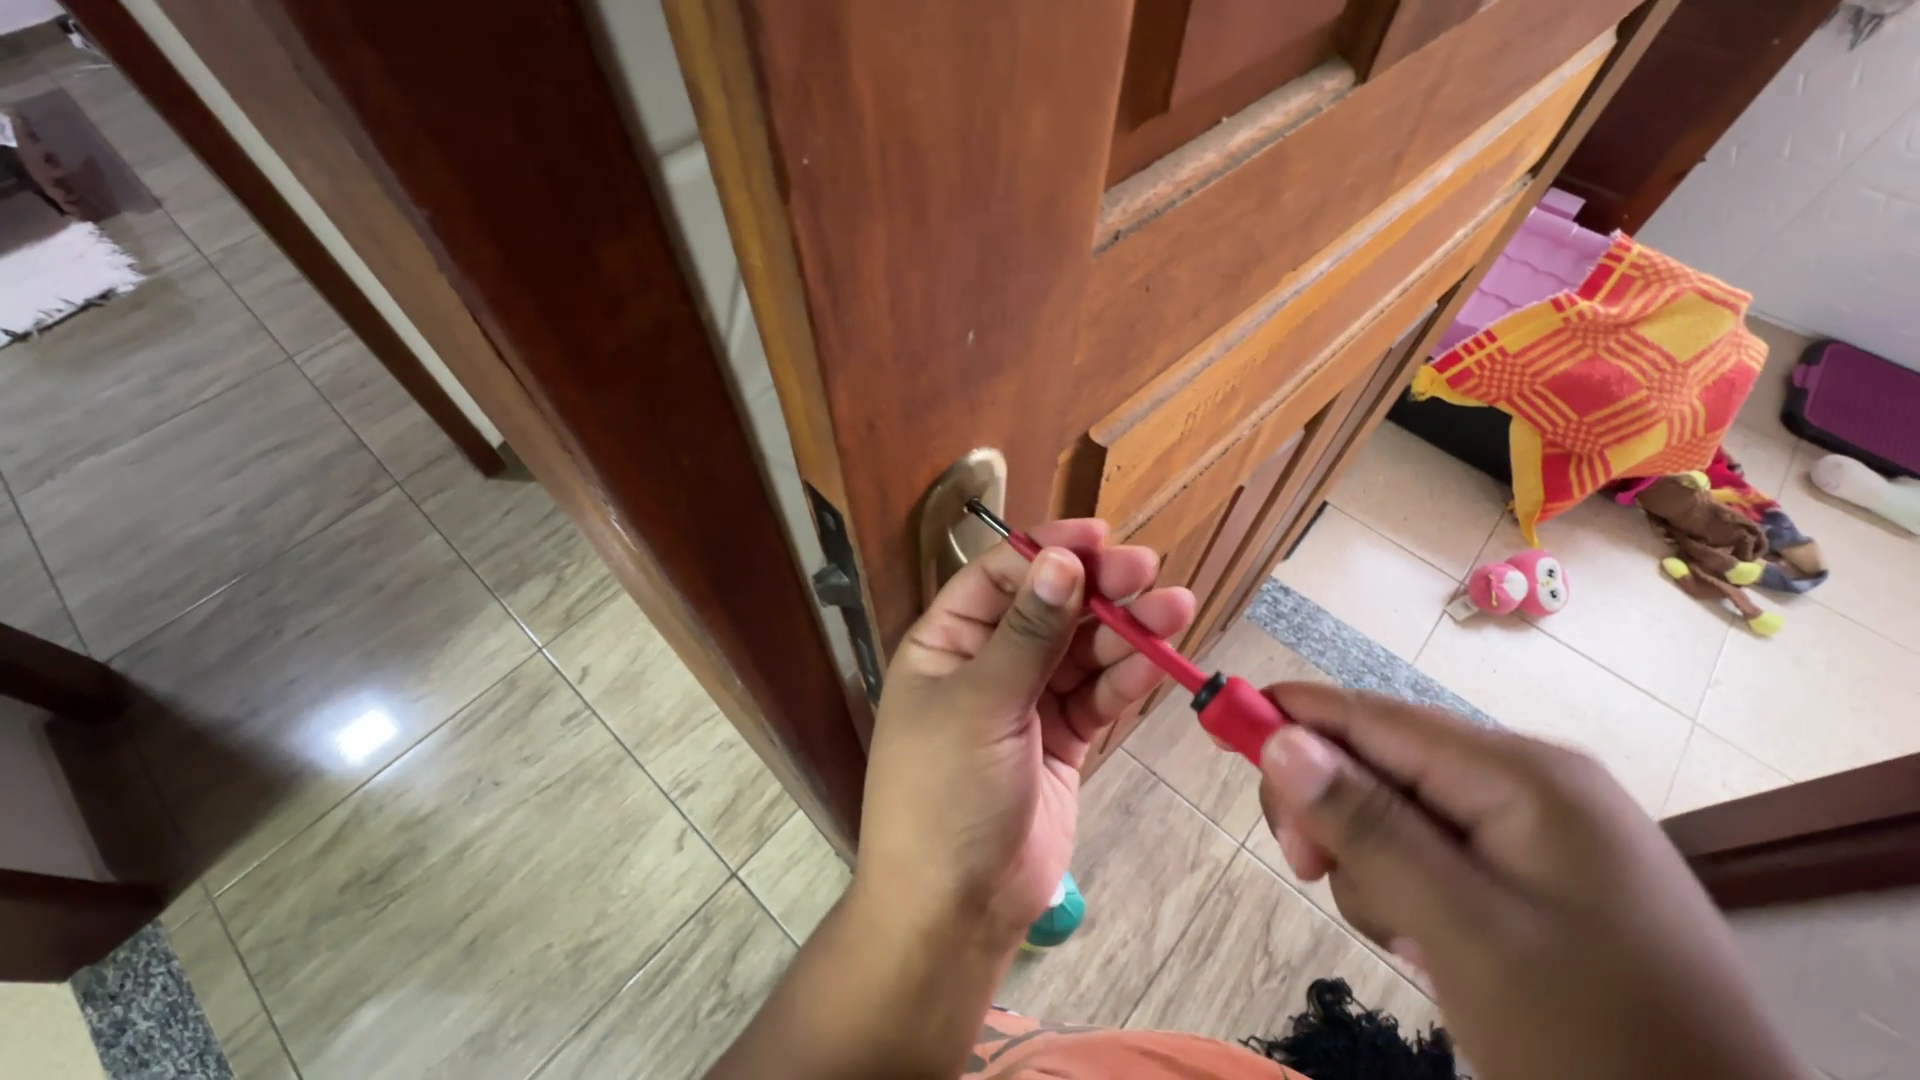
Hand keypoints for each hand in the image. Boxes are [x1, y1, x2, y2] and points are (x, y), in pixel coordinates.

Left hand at [856, 519, 1194, 943]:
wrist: (955, 908)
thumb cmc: (944, 795)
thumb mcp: (980, 705)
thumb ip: (1026, 634)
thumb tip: (1058, 561)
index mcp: (945, 645)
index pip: (998, 579)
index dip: (1046, 553)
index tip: (1099, 538)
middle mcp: (984, 666)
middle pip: (1047, 609)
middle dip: (1097, 590)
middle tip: (1148, 571)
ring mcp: (1025, 704)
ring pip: (1079, 651)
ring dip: (1124, 631)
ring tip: (1175, 610)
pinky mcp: (1060, 741)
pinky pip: (1095, 697)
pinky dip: (1124, 678)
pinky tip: (1158, 661)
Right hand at [1255, 684, 1803, 1079]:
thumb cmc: (1590, 1036)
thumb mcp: (1461, 929)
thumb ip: (1367, 825)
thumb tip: (1281, 738)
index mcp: (1523, 775)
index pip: (1375, 717)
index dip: (1291, 714)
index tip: (1217, 726)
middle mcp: (1531, 785)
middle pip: (1383, 762)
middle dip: (1334, 811)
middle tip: (1304, 868)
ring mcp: (1538, 832)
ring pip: (1401, 815)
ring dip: (1372, 866)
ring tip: (1406, 940)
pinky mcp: (1536, 877)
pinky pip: (1437, 855)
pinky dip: (1410, 891)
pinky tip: (1433, 947)